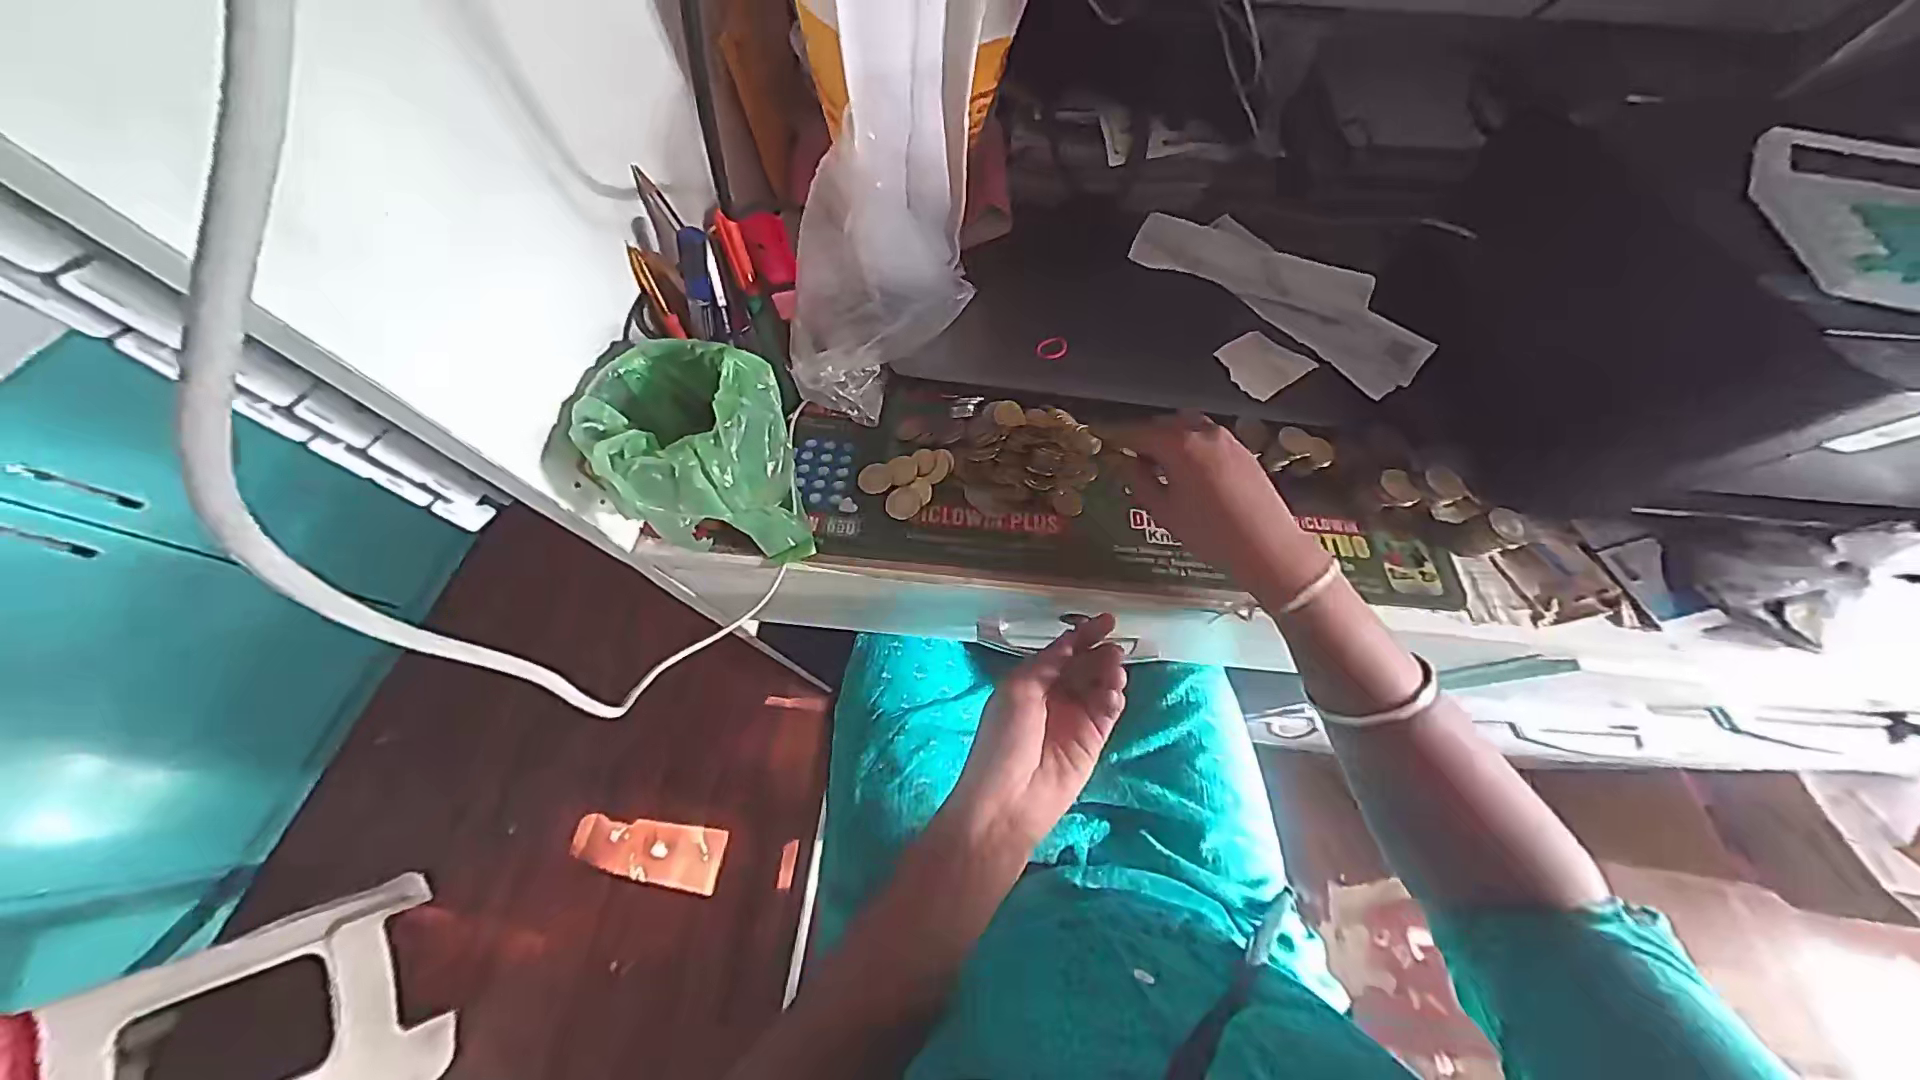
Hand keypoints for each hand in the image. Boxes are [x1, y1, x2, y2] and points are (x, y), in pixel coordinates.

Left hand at [947, 614, 1127, 852]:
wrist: (1009, 799)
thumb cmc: (1004, 739)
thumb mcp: (1018, 690)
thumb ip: (1047, 664)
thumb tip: (1070, 642)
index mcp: (1031, 681)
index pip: (1062, 651)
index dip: (1082, 635)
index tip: (1106, 621)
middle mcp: (1054, 696)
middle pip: (1084, 666)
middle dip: (1099, 653)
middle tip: (1114, 647)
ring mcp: (1074, 718)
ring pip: (1099, 686)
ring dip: (1109, 673)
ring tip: (1114, 668)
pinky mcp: (1092, 741)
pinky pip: (1107, 712)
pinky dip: (1113, 698)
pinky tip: (1114, 692)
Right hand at [1100, 411, 1329, 594]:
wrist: (1266, 547)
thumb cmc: (1211, 534)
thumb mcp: (1164, 512)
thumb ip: (1140, 482)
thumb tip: (1127, 465)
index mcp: (1179, 446)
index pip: (1137, 432)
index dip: (1116, 435)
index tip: (1103, 439)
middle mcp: (1204, 433)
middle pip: (1163, 423)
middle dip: (1143, 435)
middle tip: (1127, 454)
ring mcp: (1226, 440)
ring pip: (1187, 426)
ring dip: (1168, 437)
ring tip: (1156, 463)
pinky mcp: (1242, 450)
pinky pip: (1206, 436)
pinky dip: (1189, 444)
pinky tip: (1185, 469)